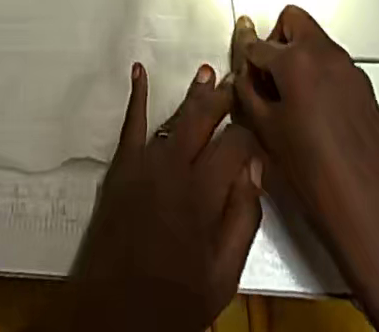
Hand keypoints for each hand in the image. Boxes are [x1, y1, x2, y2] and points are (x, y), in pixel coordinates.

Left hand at [48, 62, 263, 331]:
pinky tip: (139, 71)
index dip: (251, 134)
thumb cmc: (178, 297)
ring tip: (208, 73)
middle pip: (204, 120)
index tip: (261, 130)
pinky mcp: (122, 165)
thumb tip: (255, 171)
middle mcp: (174, 168)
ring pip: (174, 117)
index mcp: (204, 194)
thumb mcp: (225, 272)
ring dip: (193, 95)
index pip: (236, 145)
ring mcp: (144, 162)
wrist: (117, 309)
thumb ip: (243, 218)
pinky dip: (137, 95)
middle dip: (224, 98)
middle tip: (238, 79)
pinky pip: (131, 123)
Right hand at [231, 7, 378, 331]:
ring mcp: (351, 72)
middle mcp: (328, 57)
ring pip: (314, 42)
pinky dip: (315, 74)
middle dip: (274, 40)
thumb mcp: (265, 130)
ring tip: (282, 97)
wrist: (372, 214)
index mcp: (298, 60)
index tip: (239, 57)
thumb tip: (243, 76)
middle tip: (261, 71)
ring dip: (295, 57)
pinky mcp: (364, 91)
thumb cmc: (322, 179)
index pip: (257, 42)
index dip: (242, 52)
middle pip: (293, 20)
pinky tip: (305, 110)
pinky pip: (332, 65)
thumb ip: (247, 90)